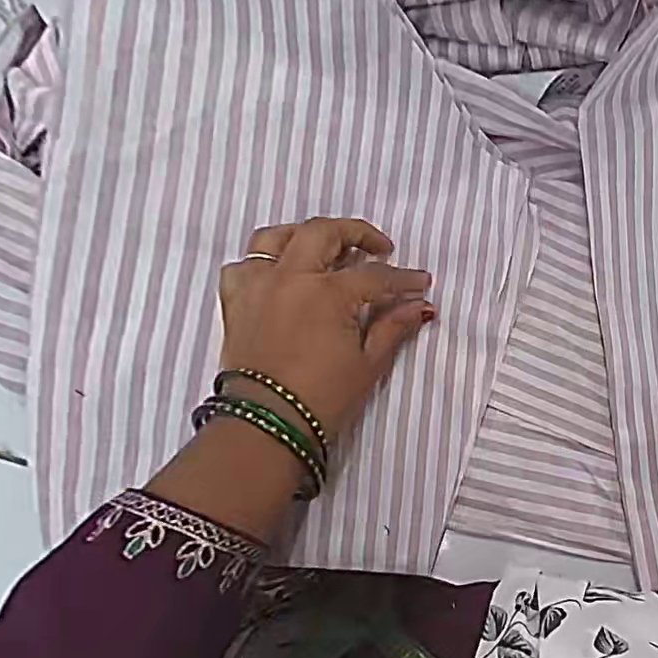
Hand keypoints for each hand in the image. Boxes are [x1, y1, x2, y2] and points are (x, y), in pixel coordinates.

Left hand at [217, 218, 436, 444]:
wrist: (267, 425)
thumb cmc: (322, 398)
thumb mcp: (369, 363)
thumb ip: (394, 326)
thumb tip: (419, 306)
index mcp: (326, 293)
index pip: (375, 275)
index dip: (404, 278)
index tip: (421, 283)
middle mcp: (289, 278)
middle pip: (324, 233)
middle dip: (357, 233)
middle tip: (381, 248)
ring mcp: (258, 287)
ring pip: (277, 237)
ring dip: (307, 236)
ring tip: (329, 249)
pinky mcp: (236, 302)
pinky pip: (244, 265)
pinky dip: (265, 262)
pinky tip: (283, 274)